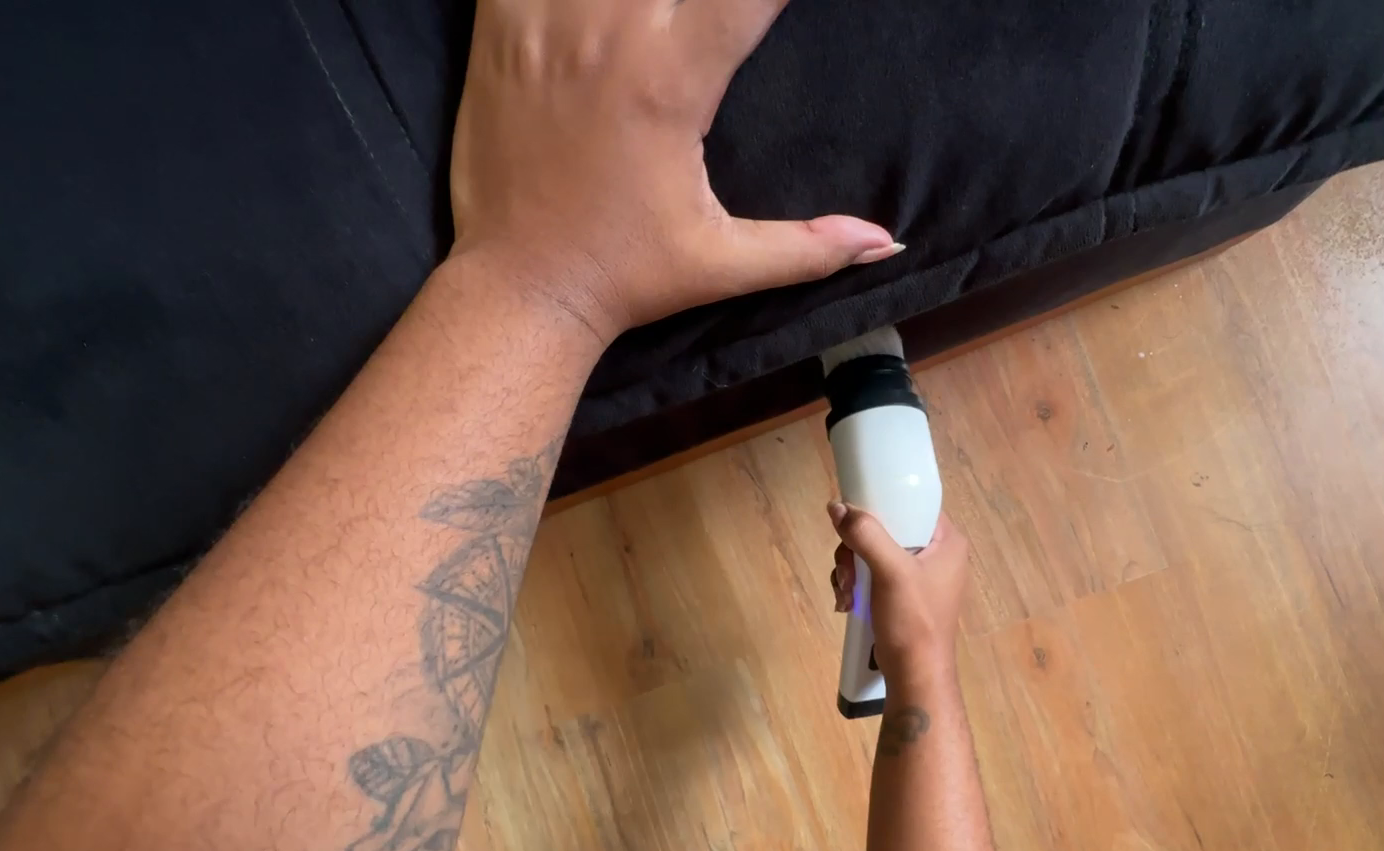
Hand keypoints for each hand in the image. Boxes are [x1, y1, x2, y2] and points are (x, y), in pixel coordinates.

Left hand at [447, 0, 901, 344]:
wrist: (522, 288)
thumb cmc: (627, 279)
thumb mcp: (724, 265)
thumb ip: (810, 247)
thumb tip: (887, 244)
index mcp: (668, 81)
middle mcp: (603, 28)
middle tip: (725, 11)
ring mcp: (540, 18)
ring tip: (670, 9)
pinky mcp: (495, 25)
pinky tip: (606, 2)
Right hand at [828, 503, 969, 685]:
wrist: (914, 676)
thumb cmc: (912, 622)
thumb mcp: (890, 572)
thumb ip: (866, 535)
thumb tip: (837, 507)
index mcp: (947, 541)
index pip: (912, 504)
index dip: (881, 505)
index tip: (854, 519)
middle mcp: (937, 555)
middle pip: (886, 530)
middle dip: (856, 550)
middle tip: (846, 570)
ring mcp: (920, 577)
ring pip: (873, 553)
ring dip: (851, 570)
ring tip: (845, 593)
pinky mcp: (904, 597)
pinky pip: (873, 575)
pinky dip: (856, 586)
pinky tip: (846, 603)